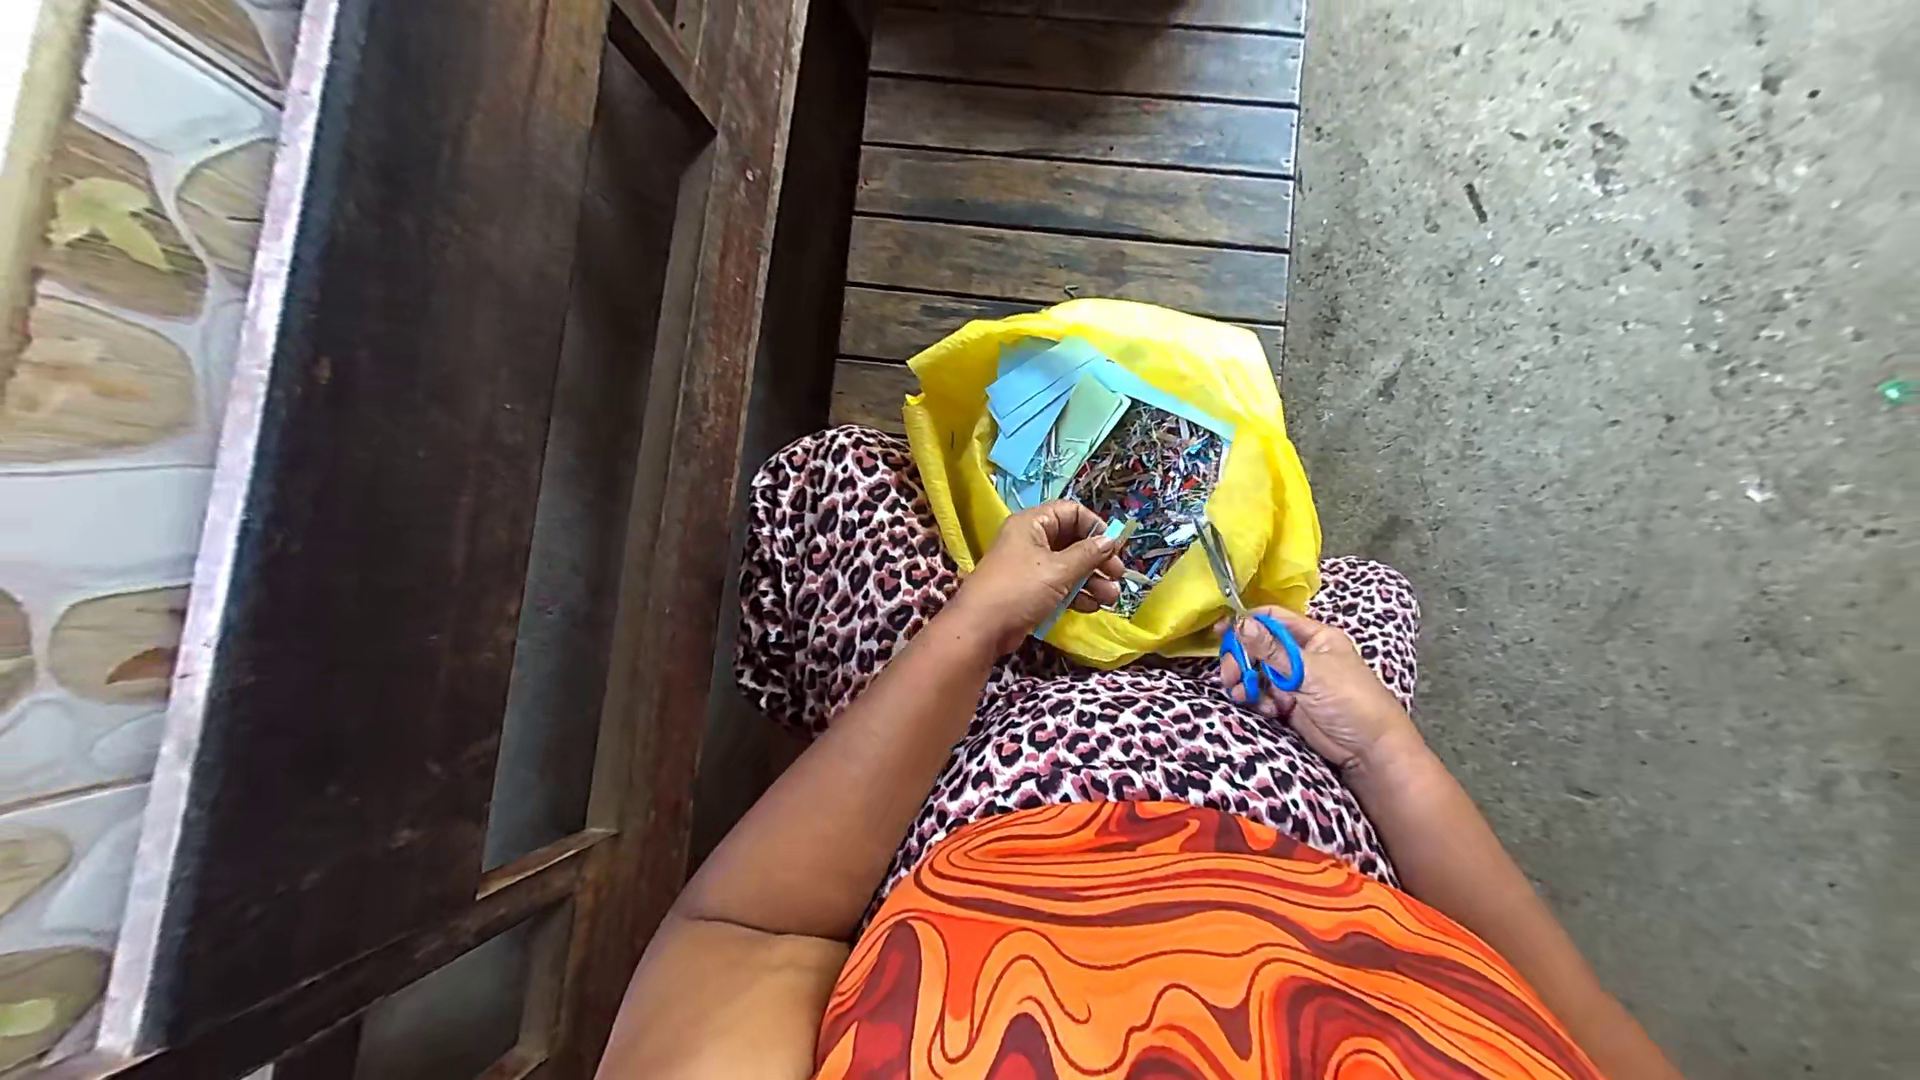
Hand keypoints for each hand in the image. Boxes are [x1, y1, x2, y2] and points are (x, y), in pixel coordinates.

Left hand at [942, 502, 1125, 655]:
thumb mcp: (1058, 570)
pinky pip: (1060, 585)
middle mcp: (1031, 540)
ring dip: (1092, 580)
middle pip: (1073, 540)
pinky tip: (1092, 607)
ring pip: (1069, 566)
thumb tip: (1110, 540)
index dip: (1095, 527)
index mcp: (1032, 524)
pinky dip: (1077, 593)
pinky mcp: (1030, 590)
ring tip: (1111, 598)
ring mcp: (1030, 566)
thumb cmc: (1019, 589)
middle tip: (1117, 576)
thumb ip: (1088, 554)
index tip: (1114, 548)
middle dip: (1098, 559)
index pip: (1071, 512)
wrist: (981, 628)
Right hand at [1217, 606, 1422, 771]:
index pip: (1273, 619)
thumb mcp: (1309, 671)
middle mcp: (1300, 654)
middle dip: (1241, 658)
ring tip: (1241, 693)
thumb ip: (1272, 649)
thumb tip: (1241, 622)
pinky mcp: (1286, 702)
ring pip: (1255, 670)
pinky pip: (1260, 693)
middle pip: (1257, 646)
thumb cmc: (1350, 701)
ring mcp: (1292, 679)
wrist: (1369, 752)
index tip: (1221, 631)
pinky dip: (1255, 699)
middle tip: (1231, 674)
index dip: (1247, 622)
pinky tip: (1263, 708)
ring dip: (1244, 680)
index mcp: (1314, 637)